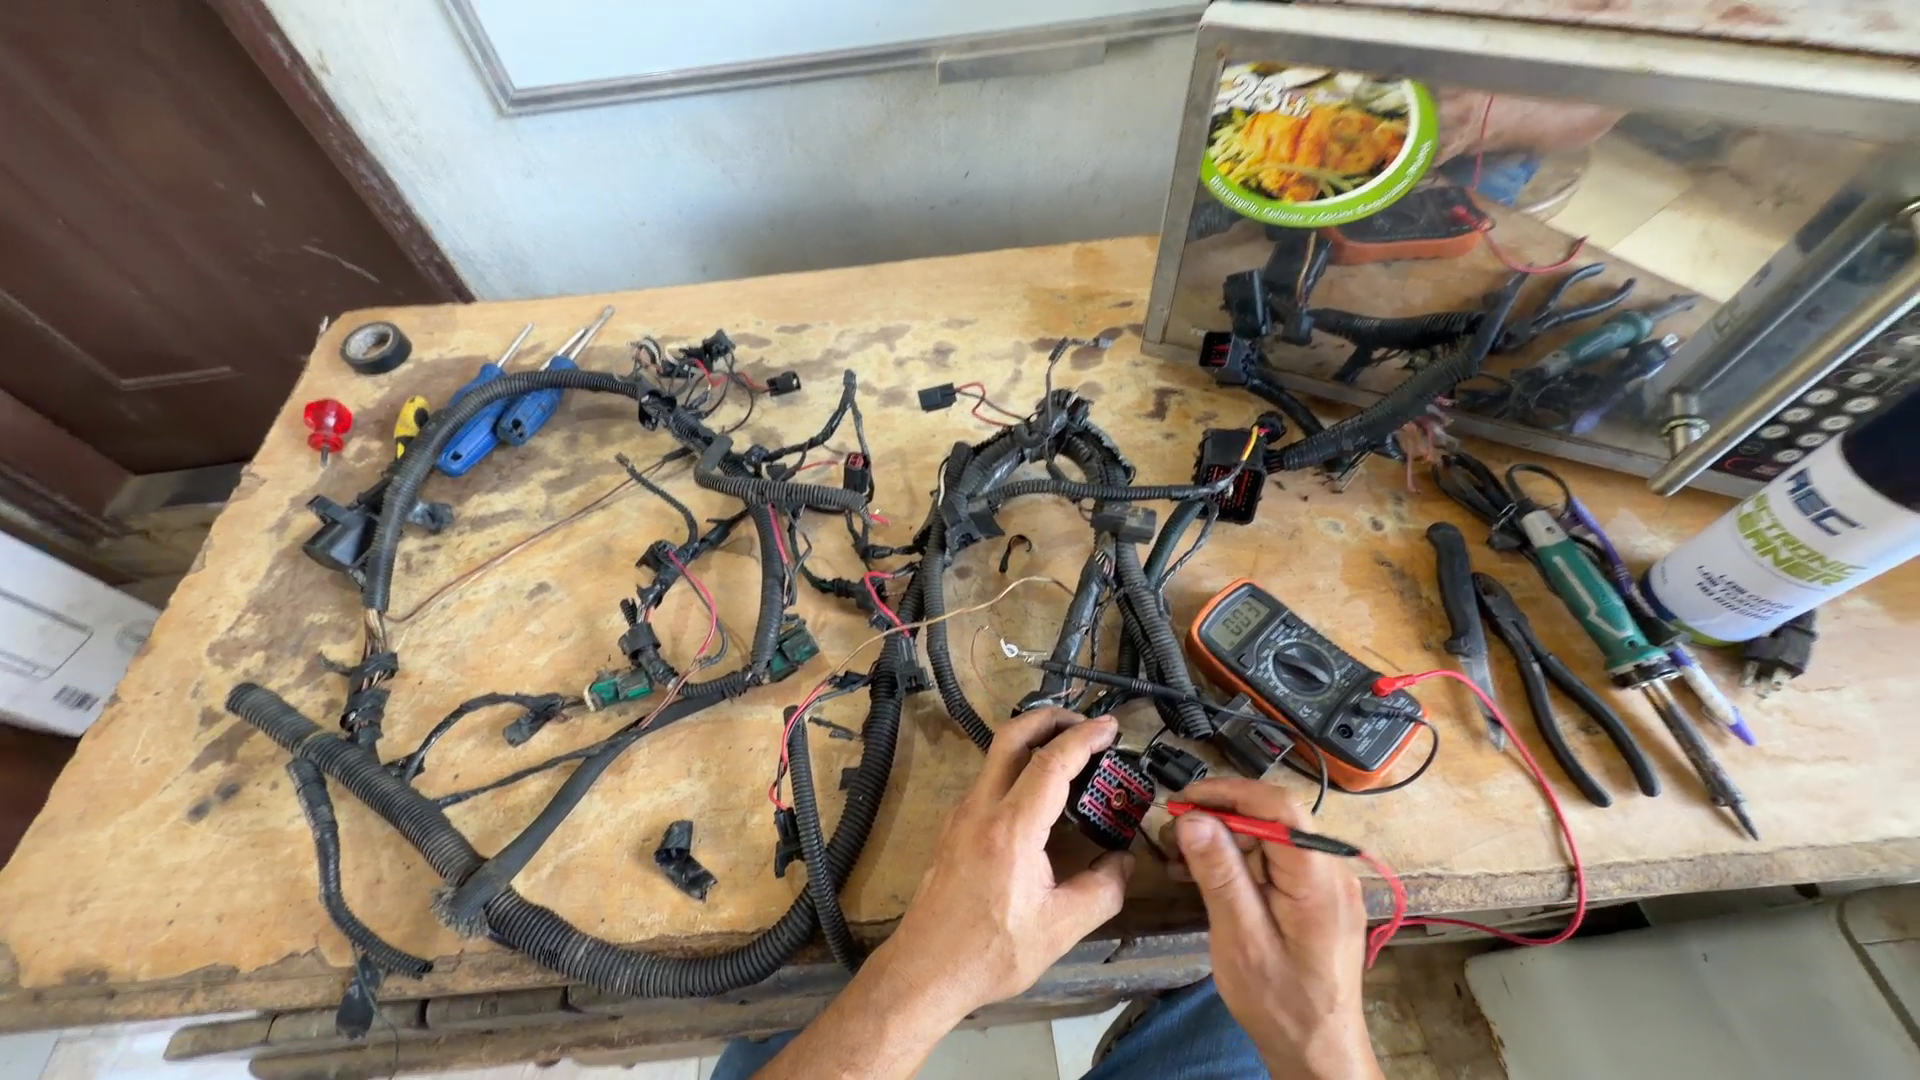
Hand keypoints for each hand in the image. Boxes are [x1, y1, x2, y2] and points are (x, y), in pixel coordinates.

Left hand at [874, 709, 1133, 1018]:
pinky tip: (1039, 793)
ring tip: (1069, 753)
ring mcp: (962, 813)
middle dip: (1050, 718)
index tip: (1111, 727)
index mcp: (1011, 829)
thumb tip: (1123, 860)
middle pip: (1011, 737)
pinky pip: (989, 779)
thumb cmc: (991, 952)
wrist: (925, 969)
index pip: (1051, 763)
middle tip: (1085, 723)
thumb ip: (1102, 891)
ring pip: (996, 755)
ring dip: (1032, 740)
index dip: (1084, 738)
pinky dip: (1017, 766)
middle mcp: (981, 808)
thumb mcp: (1060, 930)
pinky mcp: (954, 825)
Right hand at [1160, 777, 1380, 1079]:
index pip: (1277, 806)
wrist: (1320, 1058)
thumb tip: (1193, 819)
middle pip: (1270, 818)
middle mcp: (1330, 870)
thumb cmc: (1281, 1004)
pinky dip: (1236, 862)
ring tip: (1179, 860)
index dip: (1227, 793)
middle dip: (1217, 818)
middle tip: (1172, 836)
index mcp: (1318, 878)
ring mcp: (1324, 884)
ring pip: (1267, 838)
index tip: (1183, 801)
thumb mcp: (1241, 940)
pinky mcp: (1314, 898)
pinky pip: (1272, 862)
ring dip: (1221, 841)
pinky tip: (1203, 876)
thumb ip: (1220, 875)